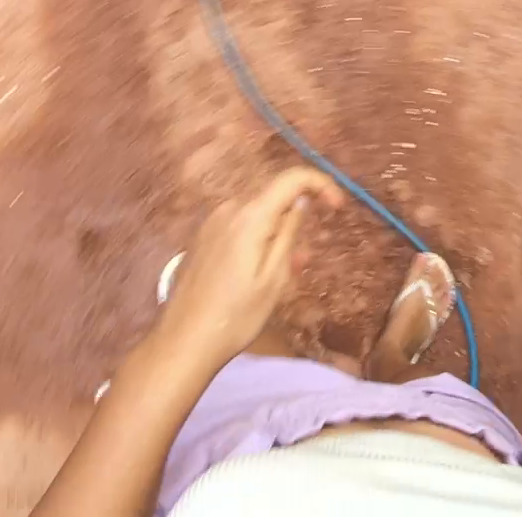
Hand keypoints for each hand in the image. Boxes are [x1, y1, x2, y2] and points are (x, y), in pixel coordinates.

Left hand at [155, 168, 343, 368]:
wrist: (183, 342)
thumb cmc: (236, 315)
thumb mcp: (275, 278)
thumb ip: (290, 232)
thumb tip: (303, 199)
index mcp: (250, 216)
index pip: (292, 178)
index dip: (321, 184)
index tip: (338, 207)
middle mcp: (229, 209)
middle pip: (274, 196)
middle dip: (296, 218)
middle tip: (304, 259)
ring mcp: (212, 221)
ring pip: (258, 214)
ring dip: (277, 232)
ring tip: (285, 273)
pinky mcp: (203, 236)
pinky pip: (240, 225)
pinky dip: (258, 238)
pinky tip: (259, 272)